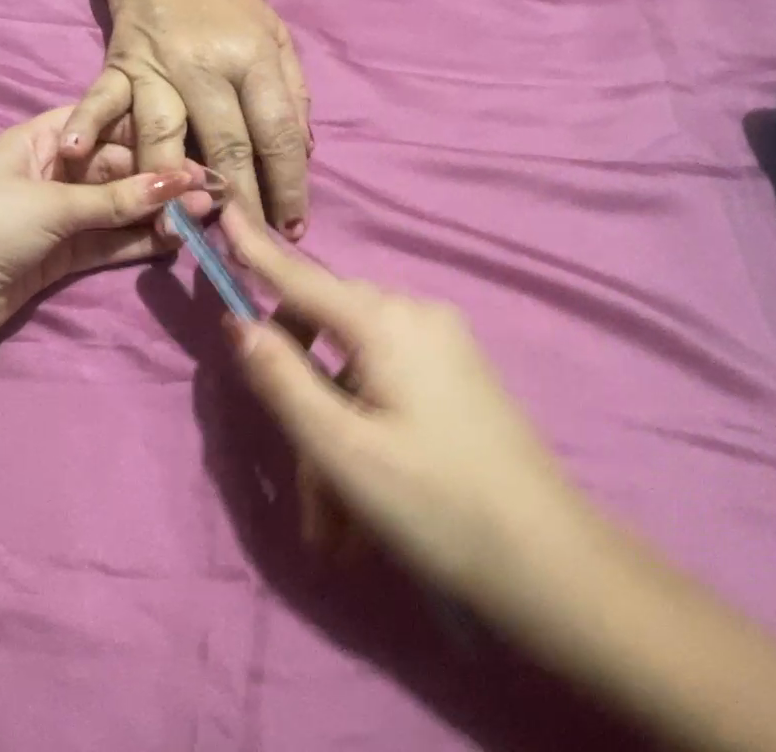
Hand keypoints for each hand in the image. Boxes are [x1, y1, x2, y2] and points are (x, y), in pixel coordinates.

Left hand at [0, 108, 213, 335]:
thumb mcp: (52, 203)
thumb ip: (116, 198)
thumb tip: (179, 184)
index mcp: (38, 140)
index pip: (101, 126)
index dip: (145, 135)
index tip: (190, 147)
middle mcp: (51, 172)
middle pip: (114, 169)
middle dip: (158, 180)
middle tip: (209, 191)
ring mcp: (56, 215)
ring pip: (115, 208)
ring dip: (154, 212)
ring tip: (202, 216)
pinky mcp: (61, 255)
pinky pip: (106, 241)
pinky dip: (135, 241)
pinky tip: (172, 239)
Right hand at [61, 0, 310, 238]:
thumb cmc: (226, 4)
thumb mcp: (275, 35)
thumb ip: (293, 92)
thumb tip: (301, 155)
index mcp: (253, 56)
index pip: (277, 131)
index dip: (288, 185)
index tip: (291, 229)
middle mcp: (206, 64)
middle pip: (225, 143)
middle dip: (238, 203)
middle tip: (245, 249)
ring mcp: (156, 66)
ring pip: (164, 133)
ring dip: (169, 184)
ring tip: (175, 232)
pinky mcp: (116, 66)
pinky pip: (100, 100)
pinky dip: (84, 125)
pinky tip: (73, 154)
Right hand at [218, 206, 583, 596]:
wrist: (552, 564)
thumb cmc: (434, 503)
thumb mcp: (339, 446)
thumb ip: (281, 378)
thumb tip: (237, 323)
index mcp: (385, 323)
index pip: (299, 278)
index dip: (255, 249)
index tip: (223, 210)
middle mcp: (416, 317)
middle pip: (323, 331)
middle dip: (299, 400)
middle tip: (299, 481)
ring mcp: (442, 345)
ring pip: (352, 371)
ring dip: (329, 436)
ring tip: (332, 522)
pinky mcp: (457, 375)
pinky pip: (384, 386)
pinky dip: (360, 433)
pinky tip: (360, 506)